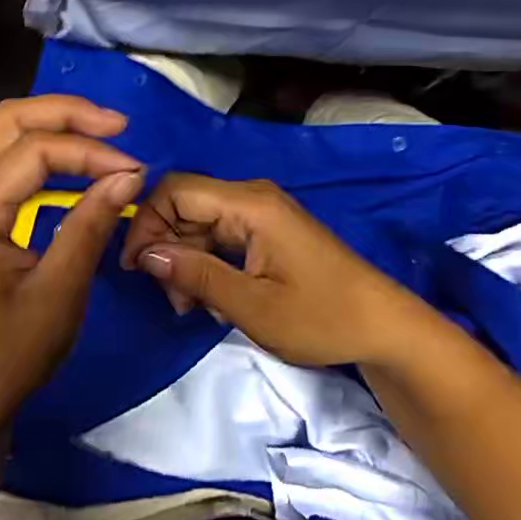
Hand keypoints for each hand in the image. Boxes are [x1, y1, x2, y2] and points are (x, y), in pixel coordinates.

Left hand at [0, 96, 145, 438]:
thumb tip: (128, 174)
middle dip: (65, 113)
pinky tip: (55, 148)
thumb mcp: (61, 292)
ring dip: (42, 116)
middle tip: (118, 125)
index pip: (33, 151)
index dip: (89, 152)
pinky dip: (24, 136)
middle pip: (6, 120)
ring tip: (91, 127)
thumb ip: (90, 225)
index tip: (135, 169)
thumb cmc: (14, 352)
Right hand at [122, 175, 410, 367]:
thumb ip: (196, 275)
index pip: (176, 191)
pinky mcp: (267, 230)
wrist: (385, 329)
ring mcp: (261, 212)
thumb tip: (144, 254)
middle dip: (166, 247)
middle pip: (185, 205)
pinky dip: (206, 263)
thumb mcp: (253, 306)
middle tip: (173, 299)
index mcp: (250, 204)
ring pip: (199, 222)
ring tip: (193, 307)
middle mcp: (252, 197)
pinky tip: (212, 298)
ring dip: (186, 260)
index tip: (135, 267)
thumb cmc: (322, 317)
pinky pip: (220, 235)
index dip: (146, 223)